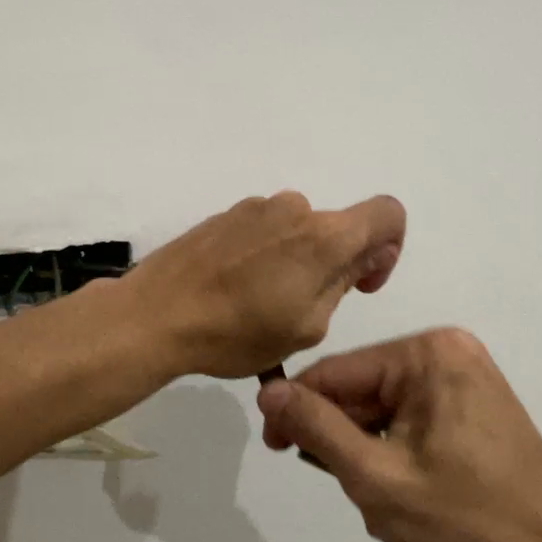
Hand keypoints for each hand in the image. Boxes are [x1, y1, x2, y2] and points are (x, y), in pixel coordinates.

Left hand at [118, 192, 406, 378]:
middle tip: (299, 309)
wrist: (153, 316)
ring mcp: (249, 210)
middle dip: (330, 264)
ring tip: (257, 306)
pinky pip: (257, 234)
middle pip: (333, 228)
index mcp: (323, 235)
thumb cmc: (235, 333)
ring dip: (291, 262)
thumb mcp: (305, 327)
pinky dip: (258, 258)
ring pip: (292, 232)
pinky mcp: (217, 219)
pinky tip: (230, 292)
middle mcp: (291, 209)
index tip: (359, 284)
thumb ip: (342, 285)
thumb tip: (359, 257)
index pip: (387, 214)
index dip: (387, 249)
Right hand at [257, 328, 541, 541]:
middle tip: (341, 483)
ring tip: (379, 495)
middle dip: (338, 436)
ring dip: (363, 450)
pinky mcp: (471, 403)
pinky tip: (401, 487)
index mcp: (426, 356)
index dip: (293, 410)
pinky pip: (405, 417)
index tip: (272, 449)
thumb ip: (315, 428)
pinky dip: (390, 451)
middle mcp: (446, 352)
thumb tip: (266, 391)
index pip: (332, 374)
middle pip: (357, 389)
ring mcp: (463, 377)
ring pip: (378, 407)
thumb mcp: (374, 476)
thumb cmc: (463, 520)